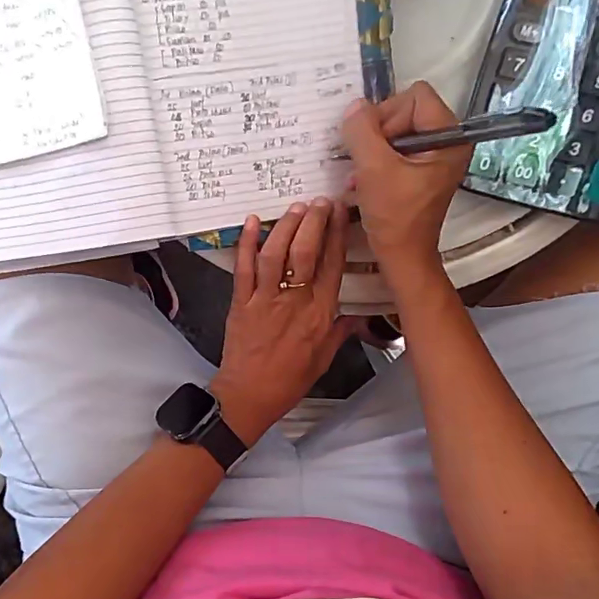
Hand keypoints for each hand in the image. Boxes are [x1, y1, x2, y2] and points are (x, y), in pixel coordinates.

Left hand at [208, 198, 354, 444]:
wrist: (250, 395)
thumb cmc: (289, 380)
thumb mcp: (324, 358)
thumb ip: (340, 332)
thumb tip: (357, 318)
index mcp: (321, 313)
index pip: (332, 264)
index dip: (337, 234)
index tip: (340, 212)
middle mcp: (296, 301)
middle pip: (307, 252)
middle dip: (314, 222)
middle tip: (319, 203)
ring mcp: (266, 300)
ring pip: (277, 254)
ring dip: (287, 227)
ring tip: (296, 208)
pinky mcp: (241, 303)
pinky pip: (244, 268)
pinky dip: (247, 243)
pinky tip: (253, 222)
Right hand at [339, 82, 470, 292]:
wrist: (402, 256)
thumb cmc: (394, 215)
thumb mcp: (373, 168)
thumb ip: (361, 131)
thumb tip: (354, 107)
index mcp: (449, 137)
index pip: (414, 96)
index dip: (387, 114)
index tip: (373, 145)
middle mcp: (447, 142)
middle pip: (404, 111)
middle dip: (378, 134)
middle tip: (365, 161)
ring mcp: (434, 157)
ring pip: (395, 131)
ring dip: (373, 149)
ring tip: (362, 174)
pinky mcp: (421, 171)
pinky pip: (395, 150)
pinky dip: (376, 161)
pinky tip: (364, 180)